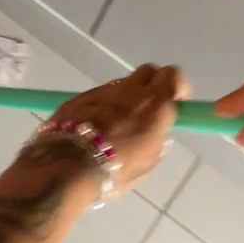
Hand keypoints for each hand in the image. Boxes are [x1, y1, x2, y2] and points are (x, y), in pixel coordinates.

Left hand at [38, 64, 188, 195]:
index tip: (176, 102)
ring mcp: (104, 90)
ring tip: (118, 121)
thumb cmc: (115, 170)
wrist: (66, 166)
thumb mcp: (148, 162)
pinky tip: (95, 125)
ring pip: (122, 83)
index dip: (177, 87)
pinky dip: (103, 104)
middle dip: (153, 86)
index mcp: (155, 106)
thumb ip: (156, 139)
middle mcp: (131, 91)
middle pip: (149, 72)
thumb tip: (155, 133)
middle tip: (148, 109)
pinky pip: (99, 94)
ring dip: (126, 96)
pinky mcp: (80, 95)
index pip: (175, 76)